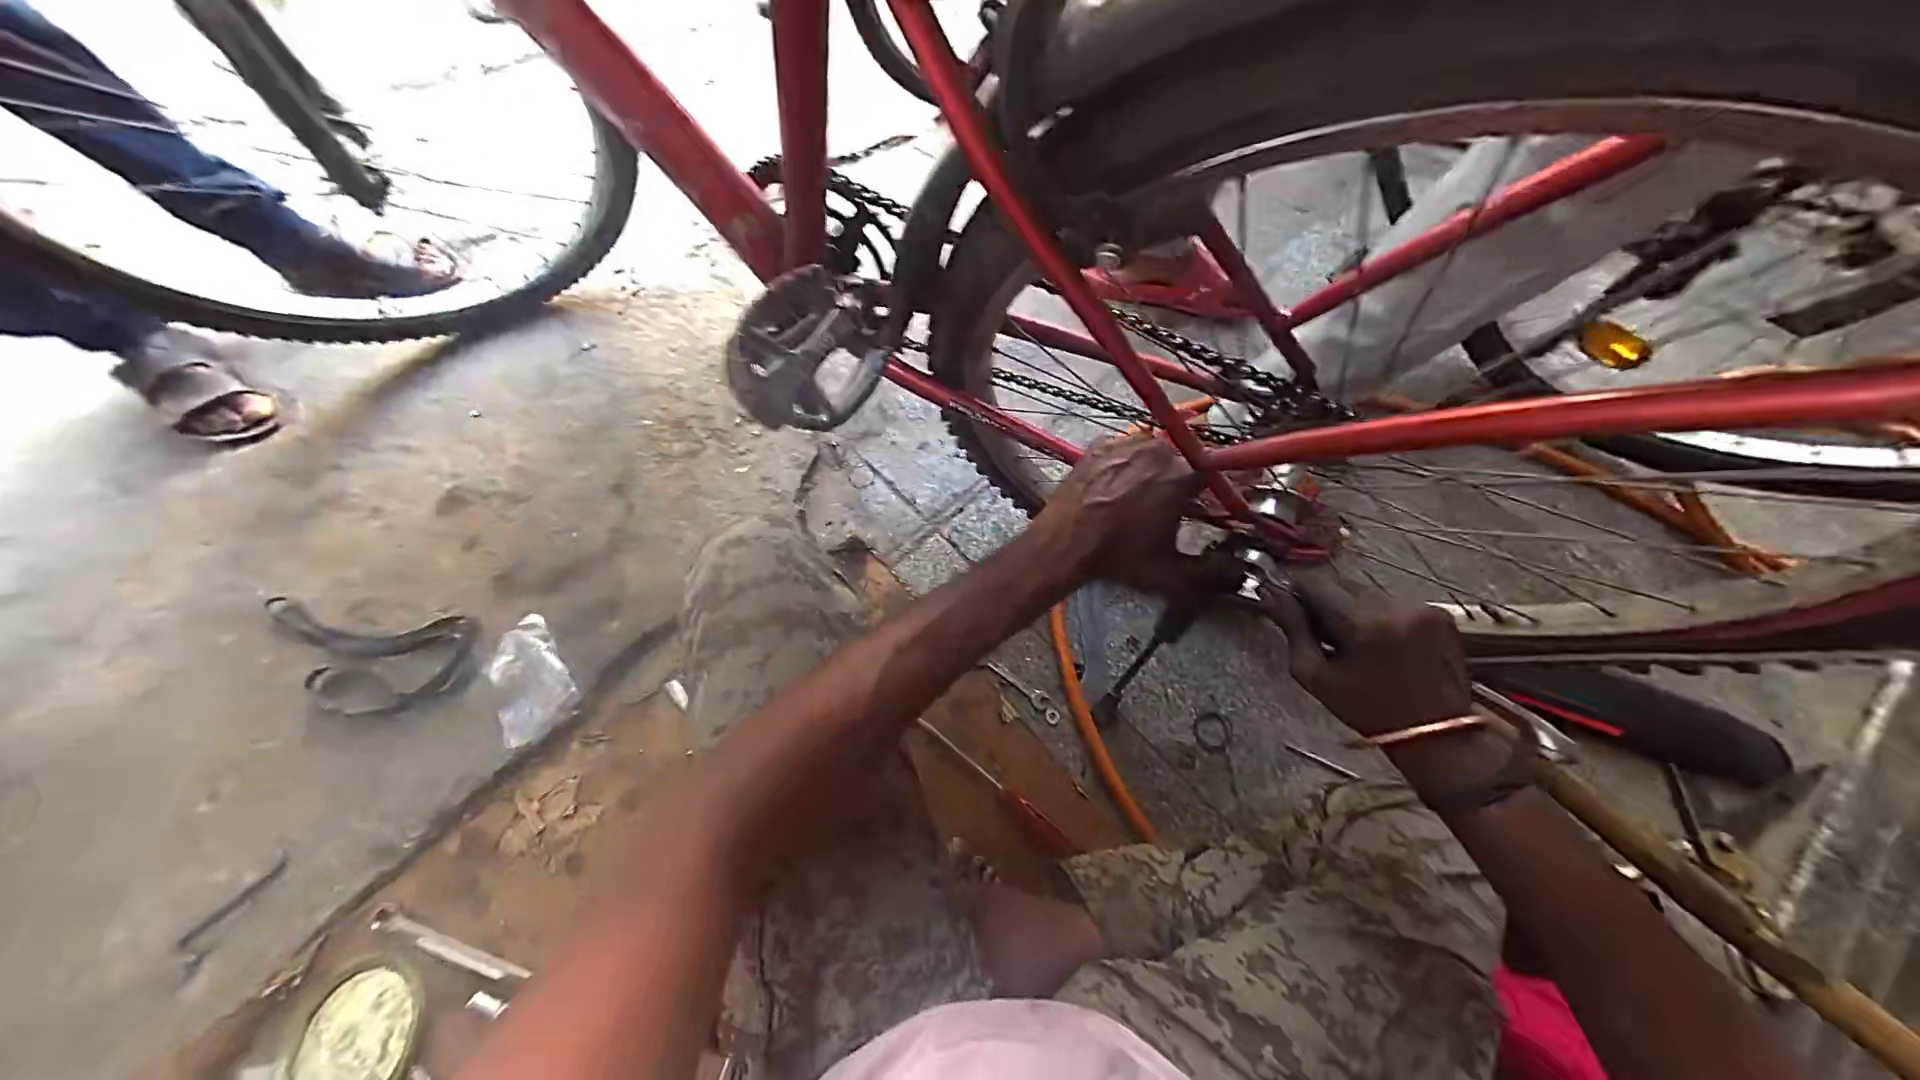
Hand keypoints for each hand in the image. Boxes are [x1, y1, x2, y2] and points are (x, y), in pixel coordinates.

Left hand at [1034, 435, 1212, 594]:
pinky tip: (1122, 486)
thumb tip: (1235, 570)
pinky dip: (1129, 463)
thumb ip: (1212, 572)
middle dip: (1188, 477)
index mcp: (1181, 474)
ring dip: (1158, 468)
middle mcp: (1156, 450)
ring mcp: (1126, 443)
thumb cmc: (1114, 555)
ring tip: (1147, 496)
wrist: (1064, 543)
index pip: (1221, 469)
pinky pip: (1127, 449)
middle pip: (1187, 456)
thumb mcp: (1170, 572)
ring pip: (1157, 450)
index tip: (1226, 491)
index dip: (1225, 483)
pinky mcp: (1101, 445)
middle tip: (1180, 502)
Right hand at [1259, 566, 1471, 736]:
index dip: (1297, 591)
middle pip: (1343, 584)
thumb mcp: (1315, 676)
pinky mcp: (1439, 614)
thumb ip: (1292, 630)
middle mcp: (1396, 607)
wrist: (1437, 733)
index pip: (1316, 583)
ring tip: (1353, 641)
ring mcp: (1422, 608)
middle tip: (1322, 632)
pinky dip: (1380, 615)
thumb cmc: (1367, 710)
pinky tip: (1380, 642)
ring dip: (1353, 608)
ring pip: (1367, 592)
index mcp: (1363, 624)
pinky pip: (1394, 602)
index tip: (1288, 605)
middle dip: (1326, 601)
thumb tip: (1271, 594)